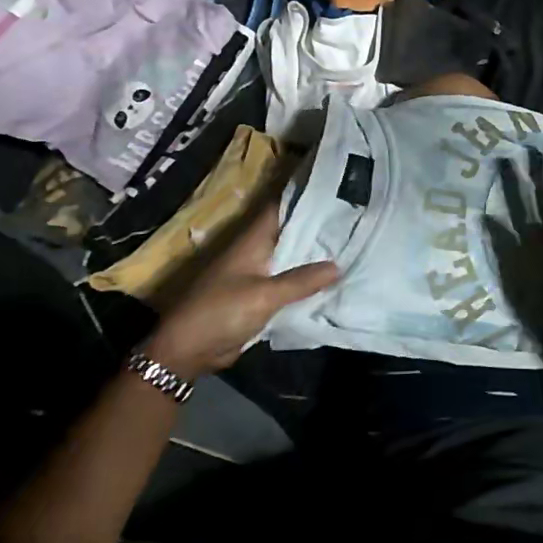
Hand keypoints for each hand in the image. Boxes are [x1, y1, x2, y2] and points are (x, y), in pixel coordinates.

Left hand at [146, 200, 337, 376]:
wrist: (188, 350)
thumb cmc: (221, 311)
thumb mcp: (264, 295)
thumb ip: (301, 281)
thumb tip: (338, 265)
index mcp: (252, 241)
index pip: (281, 208)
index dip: (306, 198)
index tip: (337, 192)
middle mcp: (256, 252)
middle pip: (290, 233)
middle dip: (318, 228)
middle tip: (355, 220)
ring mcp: (257, 275)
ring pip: (291, 259)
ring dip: (314, 256)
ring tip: (351, 246)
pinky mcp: (259, 297)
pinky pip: (288, 284)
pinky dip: (306, 282)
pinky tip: (331, 281)